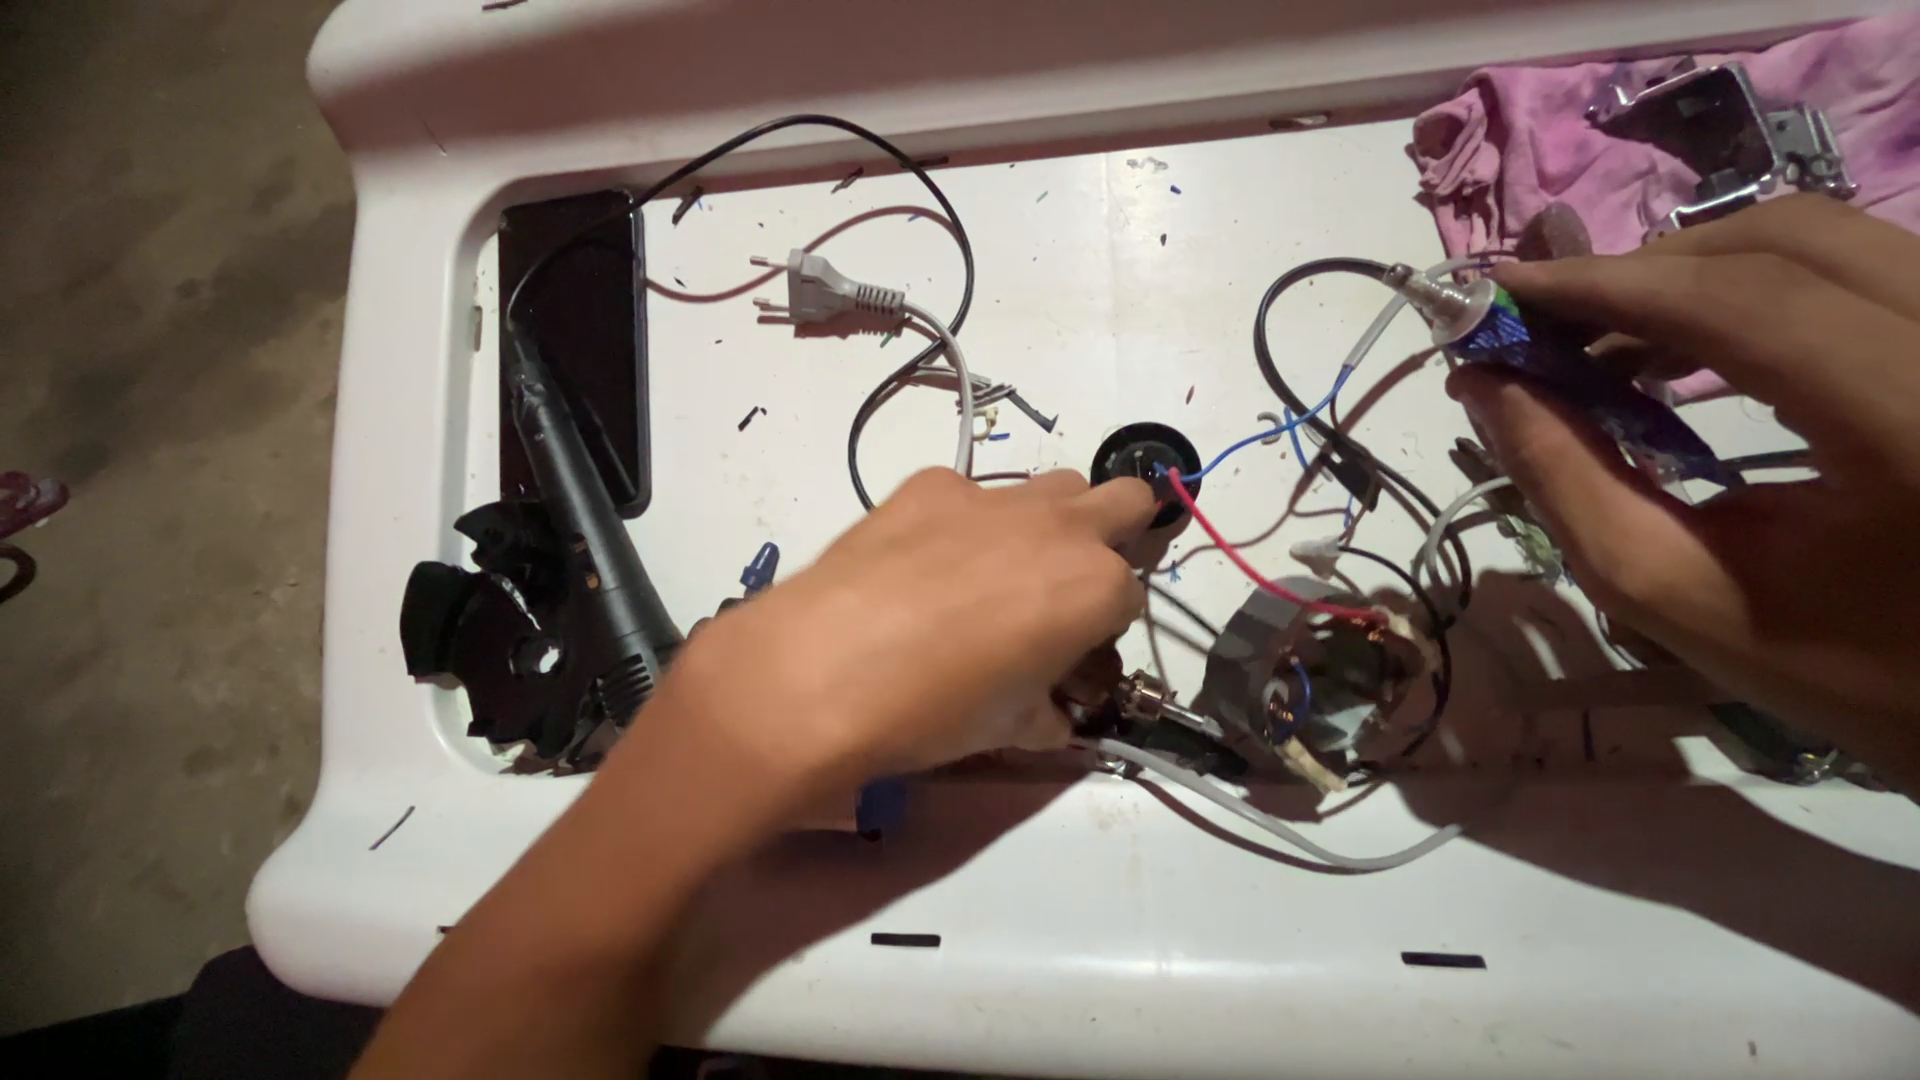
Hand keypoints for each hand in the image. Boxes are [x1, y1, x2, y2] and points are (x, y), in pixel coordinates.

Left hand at [639, 468, 1156, 807]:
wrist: (822, 670)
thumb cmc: (934, 711)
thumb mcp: (1009, 727)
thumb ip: (1050, 712)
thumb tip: (1052, 713)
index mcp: (1096, 587)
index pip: (1130, 597)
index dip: (1102, 629)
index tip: (1068, 653)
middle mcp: (1059, 527)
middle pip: (1124, 501)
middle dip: (1114, 534)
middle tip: (1065, 583)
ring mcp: (992, 496)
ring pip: (1051, 486)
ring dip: (1045, 520)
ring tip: (991, 571)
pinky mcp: (930, 483)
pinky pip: (968, 493)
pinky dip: (963, 522)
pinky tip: (919, 565)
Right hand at [1448, 196, 1919, 791]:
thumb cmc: (1840, 665)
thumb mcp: (1666, 588)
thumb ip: (1565, 480)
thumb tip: (1486, 385)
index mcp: (1918, 425)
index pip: (1746, 302)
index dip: (1608, 283)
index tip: (1502, 293)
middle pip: (1790, 242)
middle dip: (1639, 272)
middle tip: (1542, 329)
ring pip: (1826, 242)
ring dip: (1684, 279)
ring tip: (1597, 344)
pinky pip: (1854, 270)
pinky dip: (1739, 292)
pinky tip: (1676, 348)